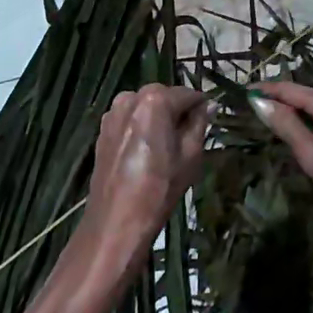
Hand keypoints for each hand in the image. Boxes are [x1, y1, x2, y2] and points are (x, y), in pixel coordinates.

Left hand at [86, 84, 207, 264]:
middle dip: (178, 112)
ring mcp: (112, 112)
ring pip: (146, 108)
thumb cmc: (160, 186)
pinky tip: (147, 152)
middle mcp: (130, 97)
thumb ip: (200, 123)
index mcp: (154, 99)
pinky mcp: (103, 129)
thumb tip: (208, 105)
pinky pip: (130, 119)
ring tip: (167, 147)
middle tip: (189, 138)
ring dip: (159, 119)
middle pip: (164, 97)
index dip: (201, 107)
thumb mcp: (191, 154)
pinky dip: (141, 128)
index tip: (210, 122)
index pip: (188, 94)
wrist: (117, 219)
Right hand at [251, 81, 312, 228]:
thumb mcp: (310, 153)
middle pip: (305, 94)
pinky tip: (306, 130)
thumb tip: (259, 101)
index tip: (244, 90)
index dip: (266, 90)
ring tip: (274, 116)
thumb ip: (284, 124)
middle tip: (255, 105)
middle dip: (281, 99)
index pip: (289, 88)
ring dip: (298, 109)